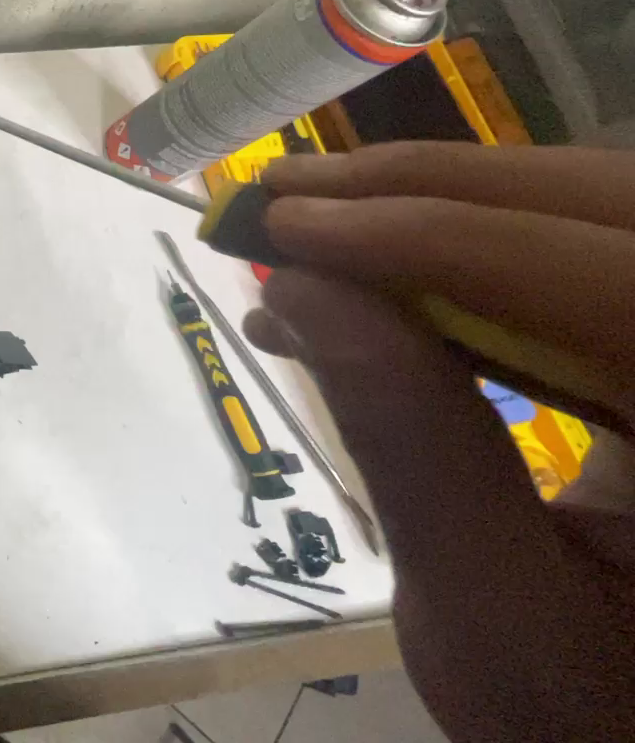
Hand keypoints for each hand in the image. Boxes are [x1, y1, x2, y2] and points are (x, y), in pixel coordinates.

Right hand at [242, 142, 634, 741]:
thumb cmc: (590, 718)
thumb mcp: (494, 614)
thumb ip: (409, 446)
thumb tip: (298, 292)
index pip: (622, 291)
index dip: (442, 241)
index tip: (286, 227)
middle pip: (620, 220)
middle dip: (434, 190)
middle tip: (281, 192)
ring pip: (599, 220)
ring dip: (437, 206)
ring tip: (303, 220)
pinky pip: (574, 265)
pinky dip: (453, 254)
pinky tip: (359, 280)